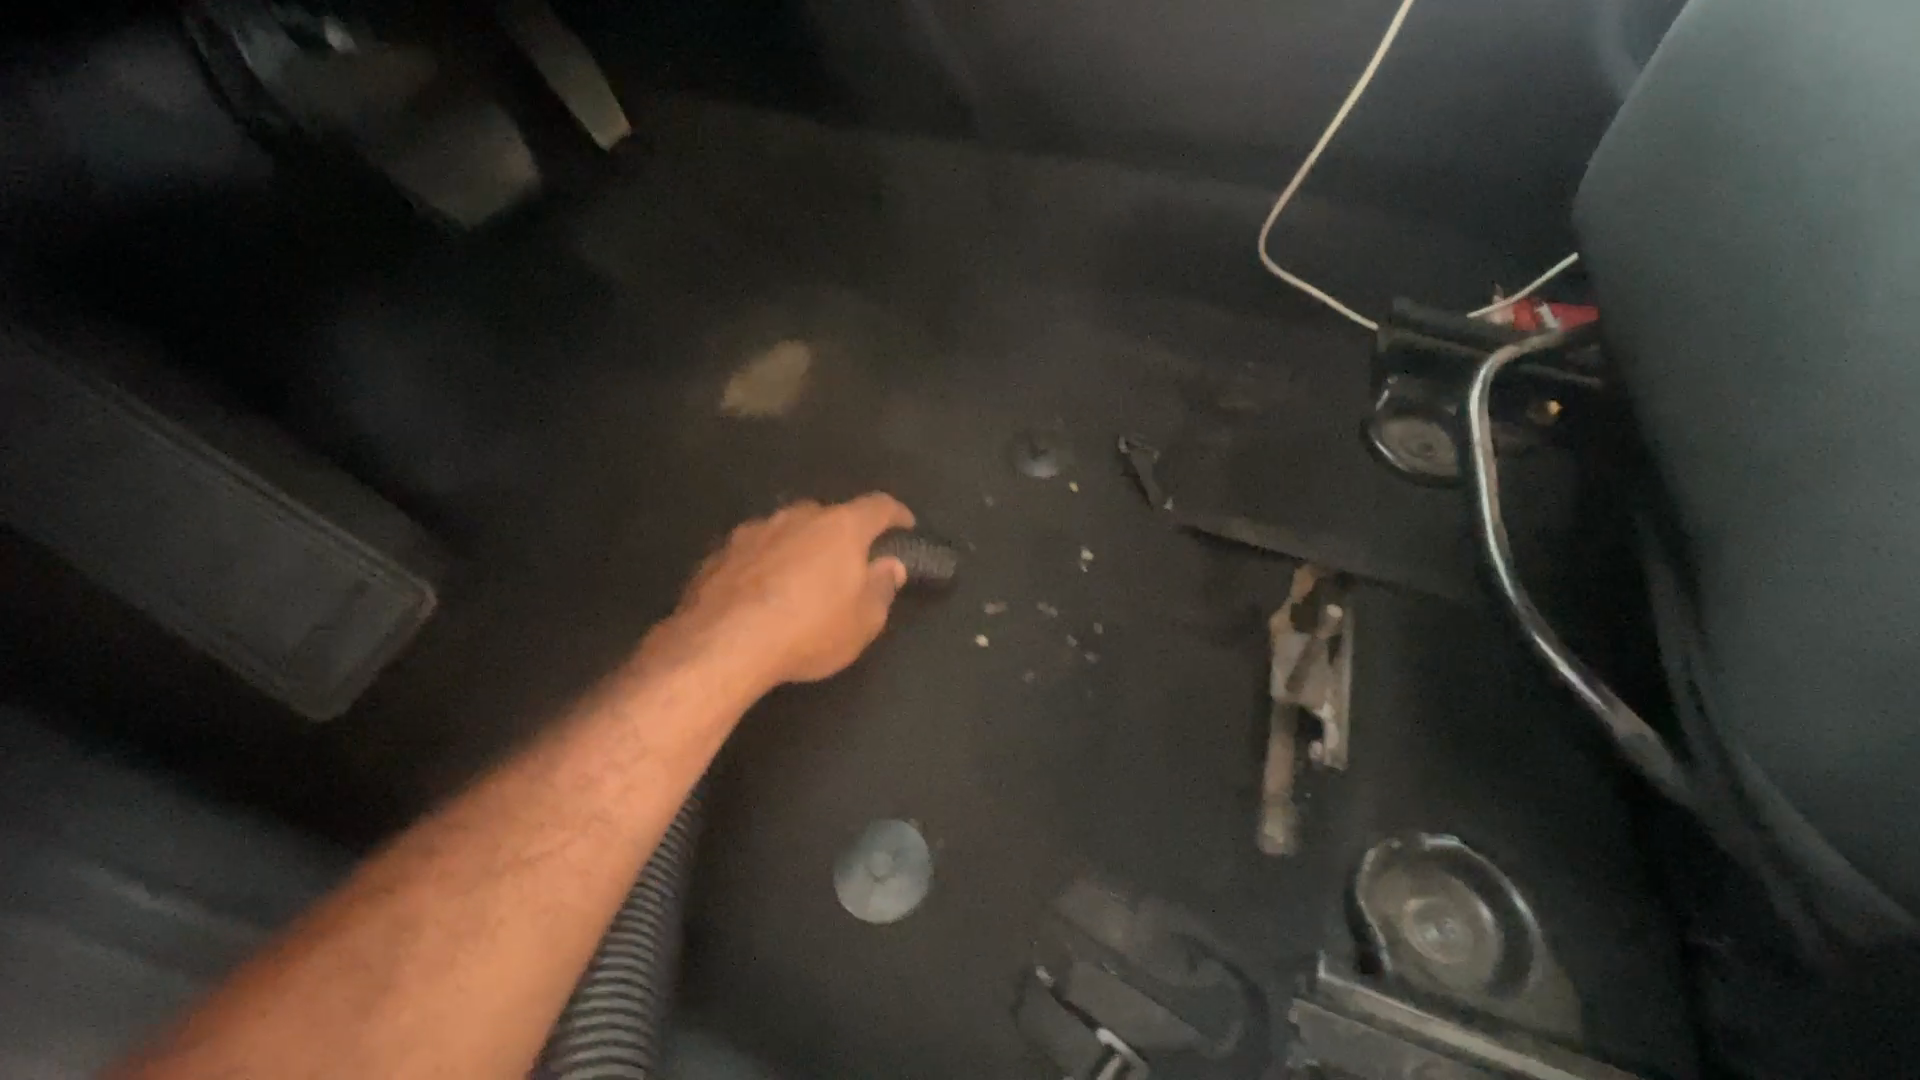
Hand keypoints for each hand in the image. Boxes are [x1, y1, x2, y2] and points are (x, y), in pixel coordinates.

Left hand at [666, 494, 916, 688]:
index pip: (878, 507)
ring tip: (799, 579)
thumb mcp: (862, 623)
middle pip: (827, 515)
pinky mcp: (718, 553)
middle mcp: (796, 517)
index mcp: (840, 528)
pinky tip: (759, 594)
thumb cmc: (808, 631)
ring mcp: (753, 531)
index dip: (896, 514)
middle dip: (840, 534)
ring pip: (785, 531)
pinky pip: (753, 553)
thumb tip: (890, 565)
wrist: (722, 644)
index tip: (905, 524)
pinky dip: (763, 565)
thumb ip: (881, 588)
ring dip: (797, 547)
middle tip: (846, 563)